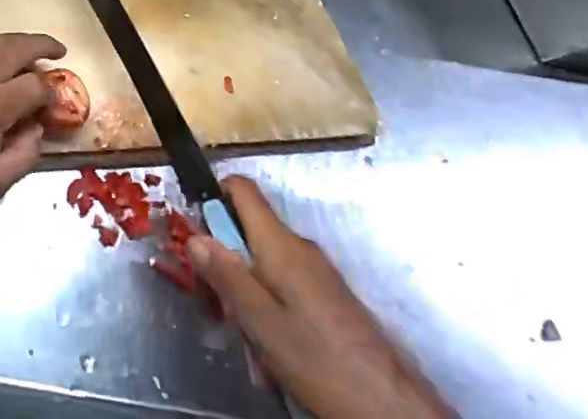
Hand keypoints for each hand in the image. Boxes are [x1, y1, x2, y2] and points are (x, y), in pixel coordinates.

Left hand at [0, 33, 61, 208]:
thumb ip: (25, 155)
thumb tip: (37, 128)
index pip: (33, 85)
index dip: (51, 93)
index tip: (58, 105)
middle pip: (13, 47)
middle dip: (40, 44)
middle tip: (60, 50)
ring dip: (20, 43)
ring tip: (39, 51)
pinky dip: (2, 54)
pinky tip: (10, 70)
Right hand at [189, 176, 455, 418]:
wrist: (393, 410)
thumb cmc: (321, 360)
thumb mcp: (261, 321)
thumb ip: (226, 275)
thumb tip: (195, 236)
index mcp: (280, 244)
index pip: (242, 190)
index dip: (213, 196)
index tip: (196, 228)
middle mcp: (300, 250)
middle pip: (247, 237)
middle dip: (227, 269)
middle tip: (223, 311)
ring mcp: (317, 275)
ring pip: (263, 270)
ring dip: (248, 302)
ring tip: (254, 349)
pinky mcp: (328, 301)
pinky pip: (284, 292)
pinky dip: (270, 317)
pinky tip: (275, 358)